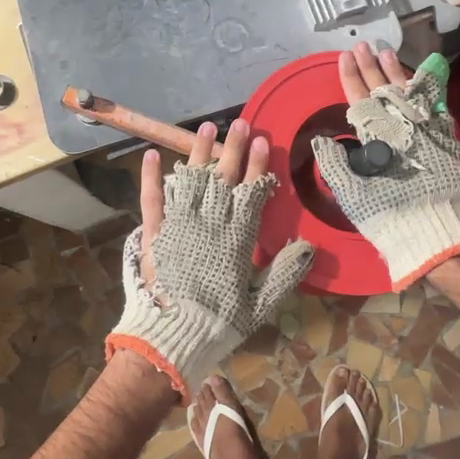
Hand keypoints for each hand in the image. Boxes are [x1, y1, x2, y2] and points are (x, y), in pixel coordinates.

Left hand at [106, 119, 316, 398]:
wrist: (172, 335)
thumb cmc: (219, 323)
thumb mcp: (259, 304)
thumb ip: (284, 274)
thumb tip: (308, 247)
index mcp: (237, 238)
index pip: (251, 193)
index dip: (259, 168)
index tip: (265, 143)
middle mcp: (209, 223)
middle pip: (223, 177)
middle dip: (234, 148)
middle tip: (241, 123)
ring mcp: (180, 224)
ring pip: (191, 179)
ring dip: (199, 152)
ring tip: (207, 127)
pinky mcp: (156, 232)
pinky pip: (153, 198)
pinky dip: (151, 175)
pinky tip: (153, 153)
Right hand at [310, 43, 459, 289]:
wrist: (438, 230)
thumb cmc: (390, 215)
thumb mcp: (353, 194)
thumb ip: (336, 164)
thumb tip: (324, 140)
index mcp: (376, 137)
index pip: (359, 99)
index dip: (350, 77)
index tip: (344, 57)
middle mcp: (402, 126)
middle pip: (383, 90)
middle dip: (370, 67)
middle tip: (363, 47)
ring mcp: (426, 130)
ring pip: (409, 92)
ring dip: (396, 72)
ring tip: (387, 54)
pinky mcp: (446, 139)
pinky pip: (432, 106)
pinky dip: (424, 91)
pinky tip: (420, 82)